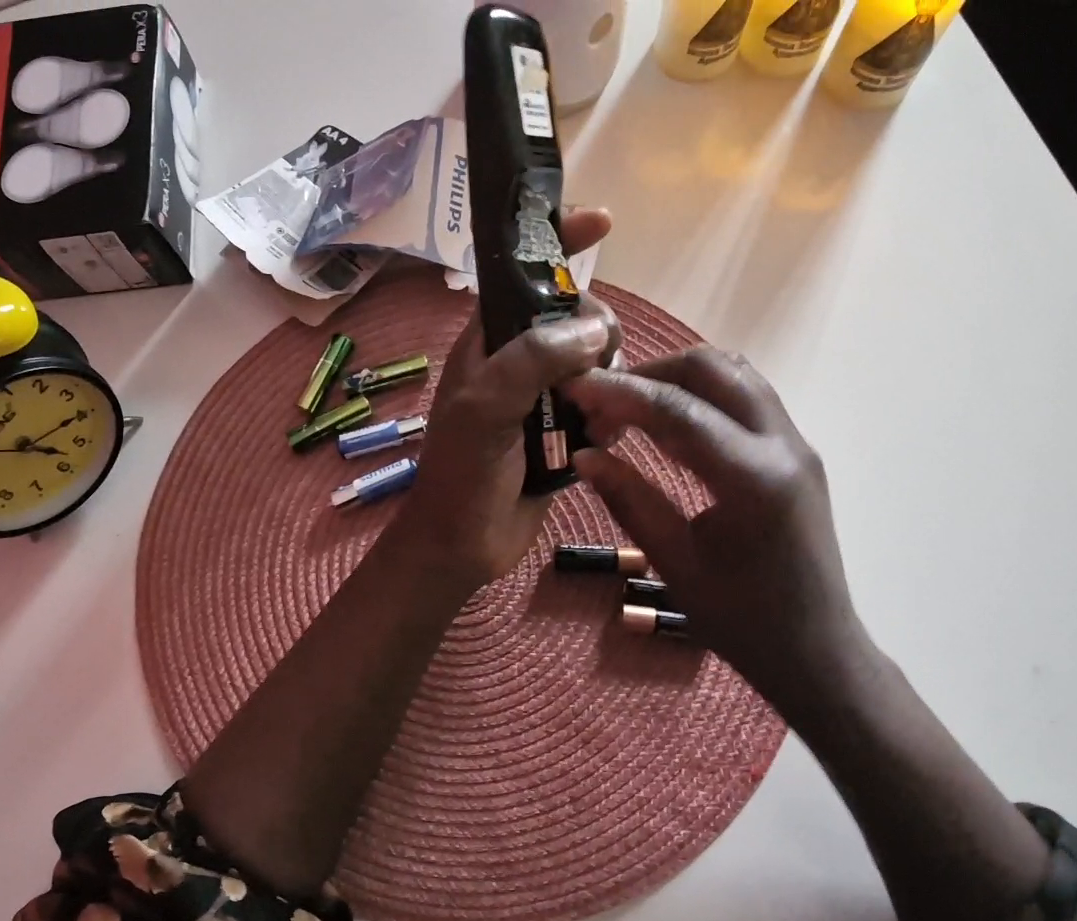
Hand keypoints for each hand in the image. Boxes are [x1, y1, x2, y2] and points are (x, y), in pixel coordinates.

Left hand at [389, 208, 620, 589]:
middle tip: (591, 373)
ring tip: (595, 416)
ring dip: (610, 380)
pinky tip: (604, 437)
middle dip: (597, 331)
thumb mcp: (485, 406)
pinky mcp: (567, 432)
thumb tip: (593, 332)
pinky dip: (615, 413)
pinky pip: (607, 404)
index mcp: (489, 340)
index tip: (602, 220)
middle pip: (578, 315)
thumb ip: (532, 360)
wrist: (463, 544)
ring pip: (599, 361)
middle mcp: (520, 360)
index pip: (523, 273)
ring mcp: (545, 397)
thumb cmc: (461, 472)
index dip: (558, 240)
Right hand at [564, 347, 873, 707]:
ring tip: (626, 408)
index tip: (573, 387)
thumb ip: (630, 500)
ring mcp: (797, 445)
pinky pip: (745, 400)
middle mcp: (784, 446)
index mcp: (754, 480)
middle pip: (713, 370)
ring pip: (734, 376)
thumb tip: (583, 455)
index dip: (619, 392)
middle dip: (649, 373)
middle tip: (599, 402)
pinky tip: (664, 426)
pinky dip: (700, 397)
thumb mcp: (675, 563)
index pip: (678, 410)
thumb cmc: (741, 620)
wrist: (815, 650)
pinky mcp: (796, 454)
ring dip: (676, 378)